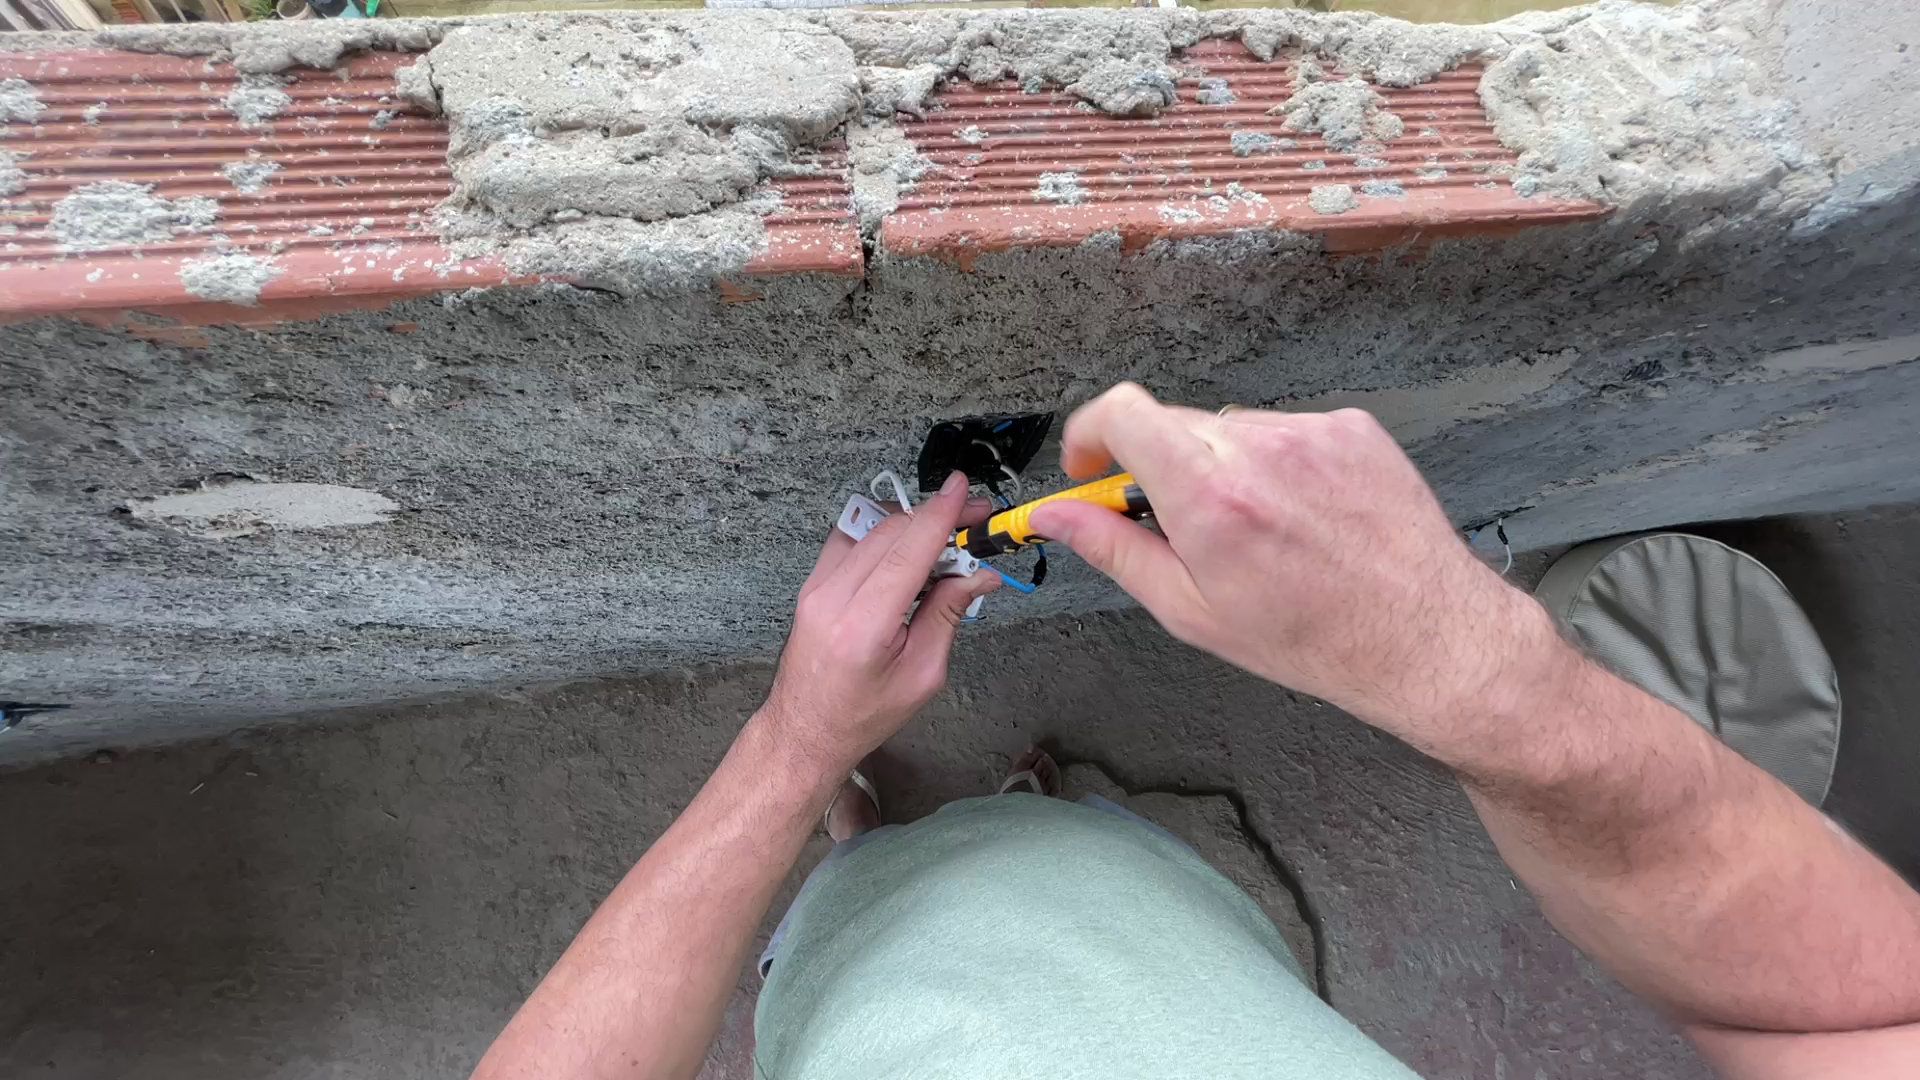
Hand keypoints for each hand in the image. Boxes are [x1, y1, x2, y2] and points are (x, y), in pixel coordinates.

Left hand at [758, 471, 999, 773]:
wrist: (805, 730)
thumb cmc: (864, 714)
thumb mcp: (922, 674)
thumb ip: (947, 615)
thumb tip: (978, 575)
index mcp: (863, 626)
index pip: (907, 552)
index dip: (940, 515)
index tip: (963, 489)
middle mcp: (832, 597)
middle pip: (890, 532)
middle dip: (934, 516)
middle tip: (972, 518)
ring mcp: (815, 587)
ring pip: (868, 529)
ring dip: (910, 523)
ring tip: (944, 534)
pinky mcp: (811, 584)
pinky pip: (849, 539)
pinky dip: (882, 534)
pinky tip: (905, 547)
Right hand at [1029, 383, 1546, 747]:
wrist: (1425, 639)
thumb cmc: (1306, 637)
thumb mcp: (1189, 608)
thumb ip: (1111, 548)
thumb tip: (1054, 516)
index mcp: (1210, 496)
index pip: (1121, 414)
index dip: (1088, 433)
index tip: (1089, 466)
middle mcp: (1259, 448)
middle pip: (1167, 424)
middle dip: (1153, 466)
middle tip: (1175, 522)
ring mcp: (1310, 432)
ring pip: (1222, 429)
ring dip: (1213, 466)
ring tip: (1251, 528)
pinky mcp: (1348, 427)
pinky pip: (1276, 431)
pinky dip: (1265, 463)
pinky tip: (1292, 514)